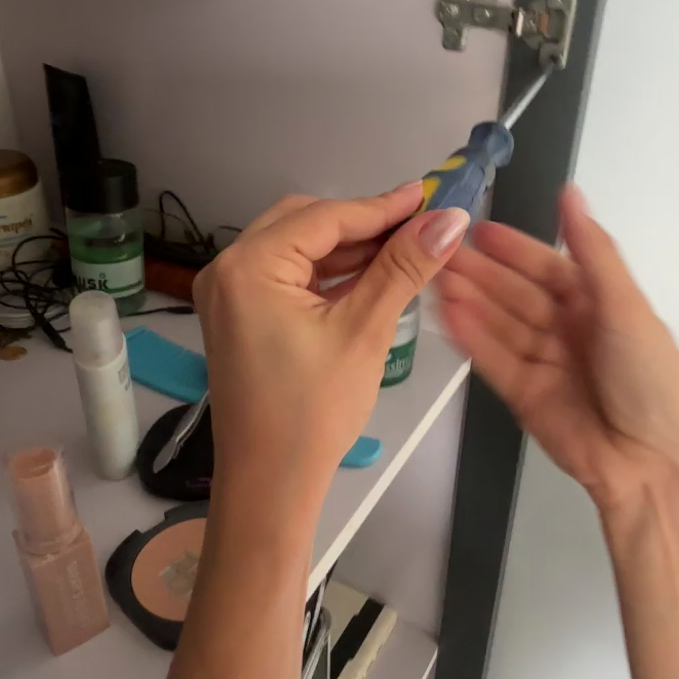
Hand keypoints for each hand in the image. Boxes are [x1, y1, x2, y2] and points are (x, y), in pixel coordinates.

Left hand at [194, 184, 468, 538]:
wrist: (271, 483)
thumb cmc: (314, 412)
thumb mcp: (364, 332)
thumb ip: (403, 268)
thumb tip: (450, 221)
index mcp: (248, 266)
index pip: (324, 218)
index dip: (381, 206)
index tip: (428, 196)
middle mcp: (228, 269)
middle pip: (305, 224)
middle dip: (363, 223)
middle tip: (418, 225)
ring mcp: (229, 293)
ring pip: (297, 249)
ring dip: (348, 248)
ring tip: (404, 248)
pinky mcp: (239, 315)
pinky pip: (287, 277)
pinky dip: (327, 274)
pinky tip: (369, 274)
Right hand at [435, 185, 678, 508]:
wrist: (652, 465)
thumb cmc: (651, 379)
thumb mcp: (626, 306)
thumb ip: (592, 250)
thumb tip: (569, 191)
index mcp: (599, 304)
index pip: (548, 267)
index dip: (513, 248)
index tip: (476, 229)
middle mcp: (569, 329)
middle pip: (516, 294)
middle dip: (480, 272)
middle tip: (438, 250)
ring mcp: (544, 362)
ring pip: (499, 323)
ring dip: (469, 300)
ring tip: (432, 276)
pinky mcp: (523, 394)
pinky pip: (493, 358)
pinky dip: (471, 337)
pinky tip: (447, 313)